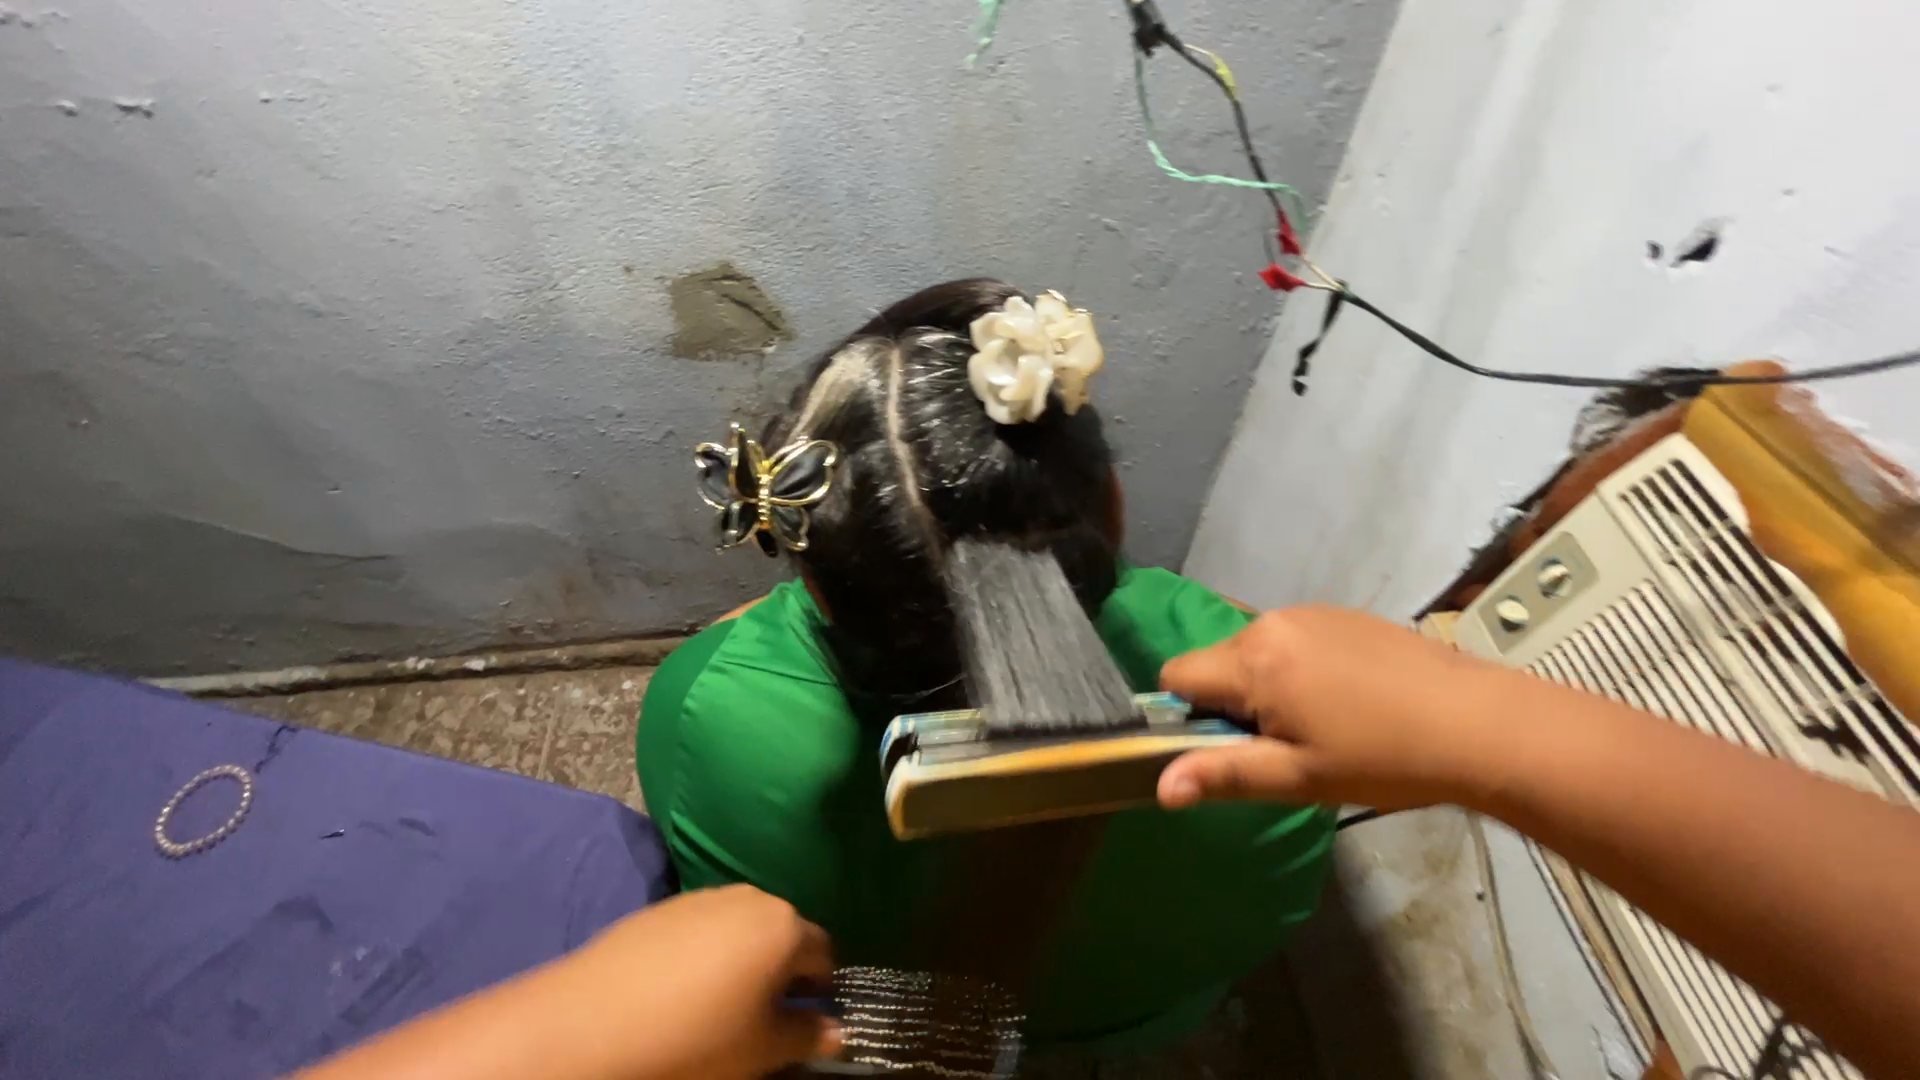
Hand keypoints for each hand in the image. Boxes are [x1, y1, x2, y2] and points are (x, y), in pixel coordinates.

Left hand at [565, 885, 841, 1079]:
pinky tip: (683, 988)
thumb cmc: (693, 1038)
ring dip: (746, 957)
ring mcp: (708, 896)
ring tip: (722, 1001)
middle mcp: (754, 898)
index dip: (823, 987)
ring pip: (744, 927)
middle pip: (785, 933)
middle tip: (765, 1014)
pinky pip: (706, 926)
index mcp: (786, 926)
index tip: (809, 1019)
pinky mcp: (668, 905)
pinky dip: (709, 952)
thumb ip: (807, 1035)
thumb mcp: (759, 1050)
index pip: (826, 952)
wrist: (589, 1021)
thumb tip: (839, 1029)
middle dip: (784, 969)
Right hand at [1157, 606, 1506, 811]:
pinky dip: (1294, 666)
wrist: (1480, 724)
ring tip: (1318, 720)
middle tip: (1282, 740)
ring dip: (1263, 683)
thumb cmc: (1382, 758)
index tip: (1226, 742)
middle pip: (1215, 662)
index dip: (1184, 712)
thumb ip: (1223, 774)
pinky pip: (1289, 638)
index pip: (1175, 673)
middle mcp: (1270, 624)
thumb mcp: (1298, 777)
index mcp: (1253, 661)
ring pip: (1252, 650)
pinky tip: (1344, 697)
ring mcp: (1307, 613)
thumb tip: (1160, 788)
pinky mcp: (1339, 613)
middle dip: (1229, 700)